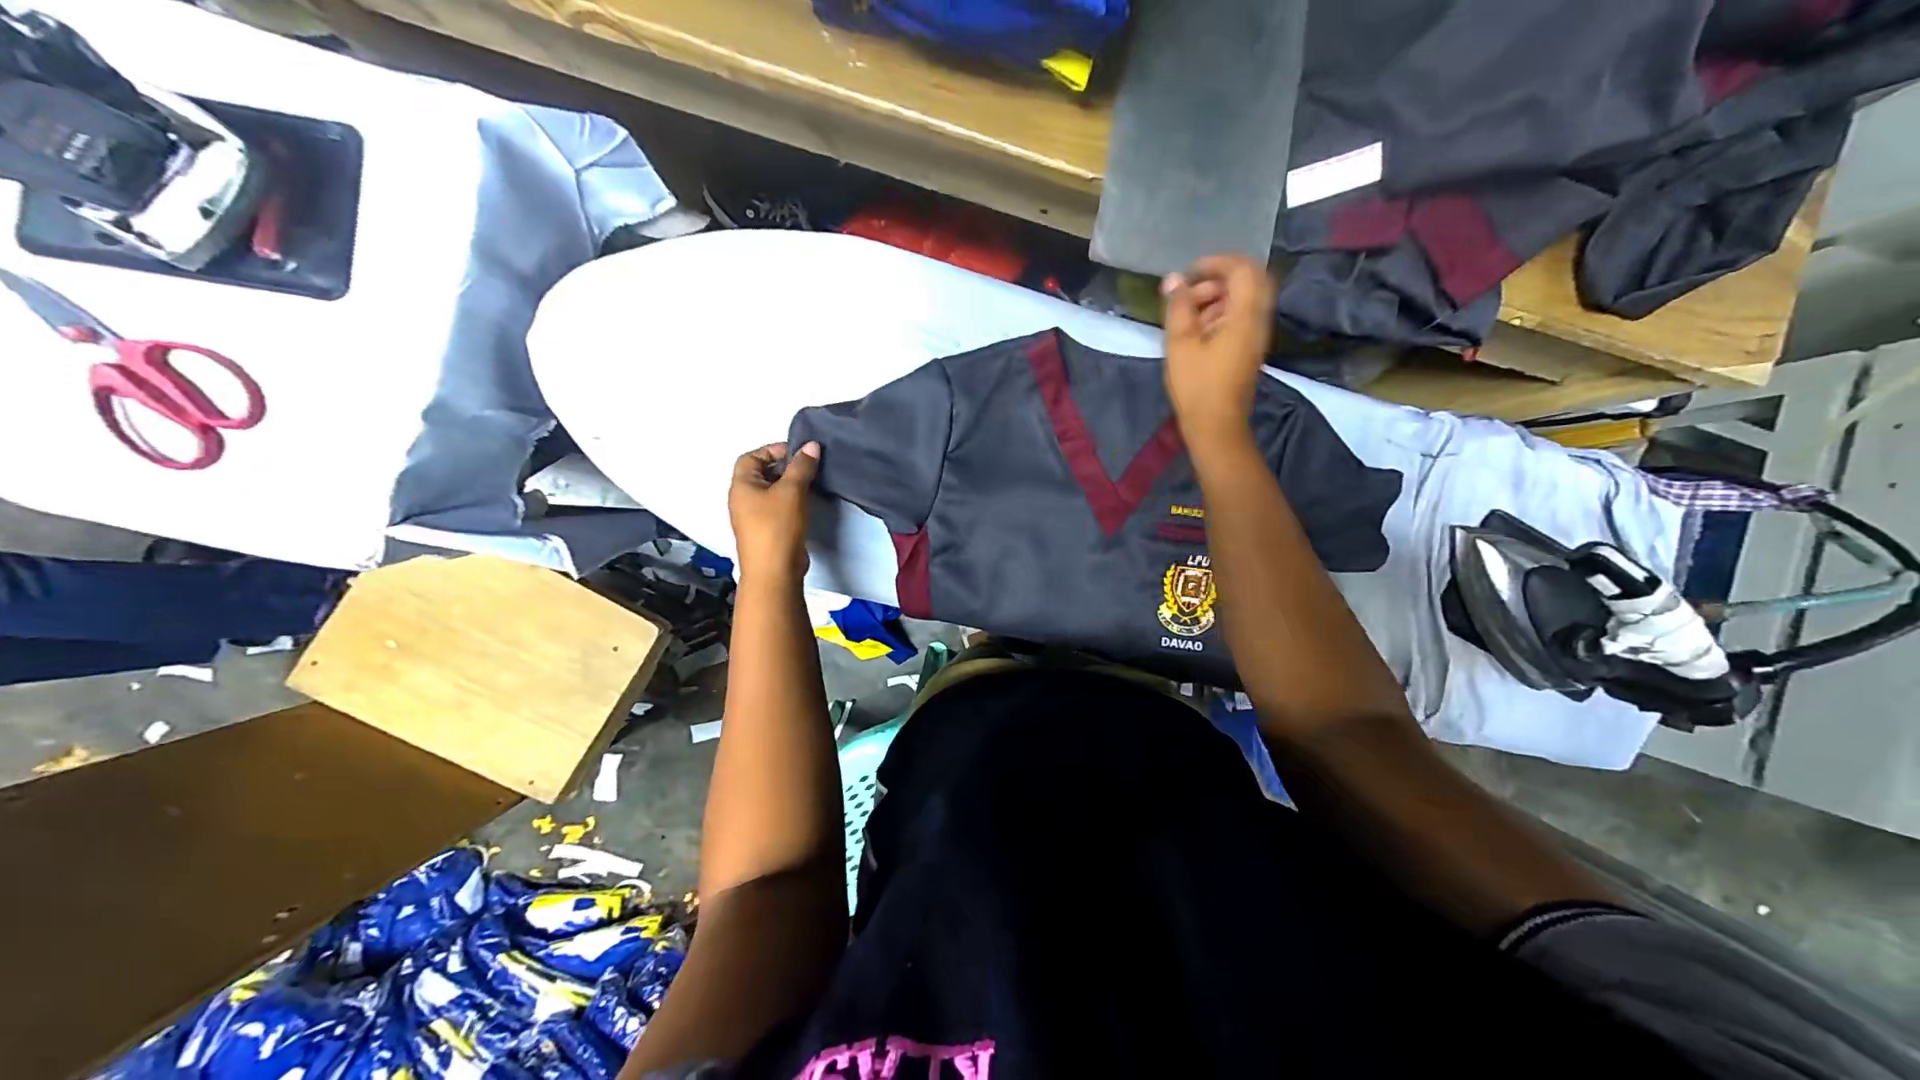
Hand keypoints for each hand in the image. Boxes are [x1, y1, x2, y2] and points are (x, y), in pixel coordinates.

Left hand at [728, 441, 819, 583]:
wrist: (774, 571)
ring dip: (789, 484)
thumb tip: (811, 445)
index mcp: (741, 486)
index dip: (773, 450)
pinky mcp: (767, 530)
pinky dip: (790, 500)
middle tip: (808, 466)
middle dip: (784, 466)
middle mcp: (743, 499)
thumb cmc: (777, 526)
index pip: (751, 457)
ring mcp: (753, 516)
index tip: (798, 452)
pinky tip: (807, 502)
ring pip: (771, 491)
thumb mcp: (792, 491)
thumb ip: (802, 466)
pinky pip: (777, 507)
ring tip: (811, 482)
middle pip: (761, 473)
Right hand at [1160, 254, 1276, 451]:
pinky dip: (1220, 314)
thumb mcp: (1180, 344)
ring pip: (1243, 300)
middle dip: (1218, 279)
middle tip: (1189, 294)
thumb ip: (1179, 307)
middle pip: (1249, 281)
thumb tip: (1174, 279)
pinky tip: (1196, 332)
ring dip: (1216, 298)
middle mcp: (1258, 321)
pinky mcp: (1249, 348)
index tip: (1189, 273)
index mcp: (1245, 316)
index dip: (1217, 263)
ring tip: (1186, 317)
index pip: (1243, 269)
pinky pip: (1240, 318)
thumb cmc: (1197, 386)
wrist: (1215, 425)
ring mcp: (1256, 336)